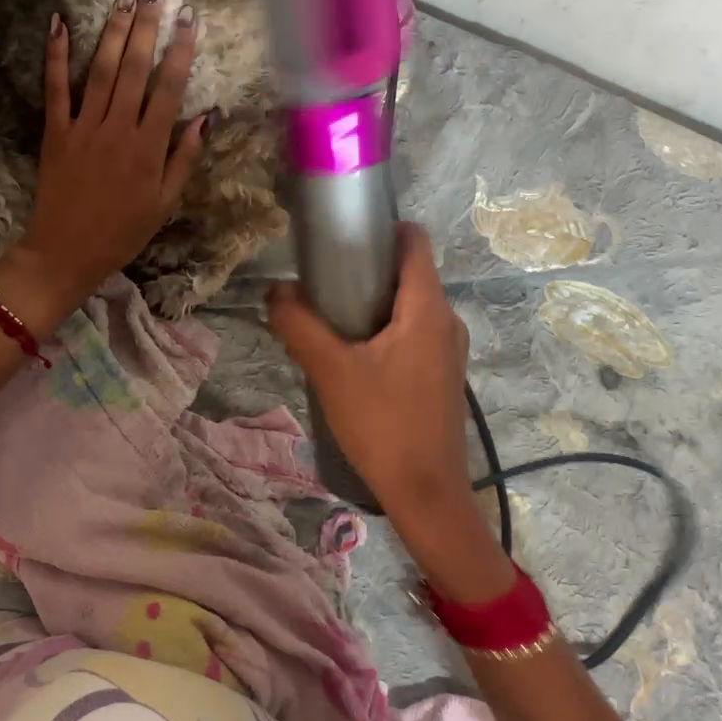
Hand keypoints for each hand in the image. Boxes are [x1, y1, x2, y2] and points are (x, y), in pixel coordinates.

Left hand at [0, 0, 208, 330]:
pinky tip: (59, 23)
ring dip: (114, 30)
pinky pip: (55, 88)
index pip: (169, 88)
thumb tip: (206, 116)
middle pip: (135, 68)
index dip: (181, 49)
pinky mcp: (55, 131)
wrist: (65, 252)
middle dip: (147, 25)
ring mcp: (83, 127)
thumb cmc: (121, 232)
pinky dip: (57, 55)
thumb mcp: (164, 204)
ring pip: (101, 70)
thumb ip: (183, 159)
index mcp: (148, 148)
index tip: (190, 16)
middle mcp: (117, 129)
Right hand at [266, 224, 474, 521]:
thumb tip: (274, 292)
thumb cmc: (382, 423)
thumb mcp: (330, 370)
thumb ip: (298, 325)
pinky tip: (350, 350)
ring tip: (327, 311)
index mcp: (427, 310)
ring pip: (409, 305)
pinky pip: (411, 331)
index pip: (415, 243)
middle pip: (409, 272)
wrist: (425, 494)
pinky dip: (382, 326)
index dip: (383, 227)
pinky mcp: (440, 375)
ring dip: (371, 299)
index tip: (343, 231)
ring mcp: (447, 351)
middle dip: (366, 265)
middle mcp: (446, 322)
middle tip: (320, 274)